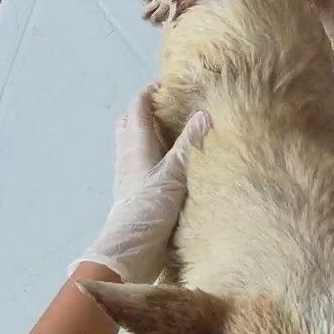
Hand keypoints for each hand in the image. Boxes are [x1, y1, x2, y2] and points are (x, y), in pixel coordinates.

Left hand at [72, 86, 210, 282]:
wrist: (130, 252)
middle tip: (173, 106)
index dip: (150, 92)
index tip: (169, 81)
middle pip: (131, 124)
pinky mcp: (137, 194)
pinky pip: (144, 165)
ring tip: (178, 132)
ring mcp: (130, 176)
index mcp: (135, 145)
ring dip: (151, 135)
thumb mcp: (173, 174)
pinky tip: (174, 165)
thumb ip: (190, 145)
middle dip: (147, 111)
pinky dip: (156, 157)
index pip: (137, 107)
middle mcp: (129, 157)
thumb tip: (205, 113)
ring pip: (137, 145)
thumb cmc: (148, 209)